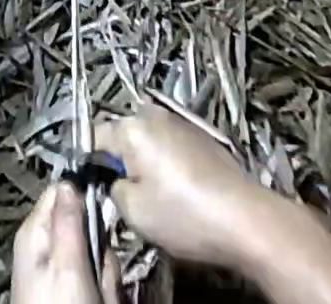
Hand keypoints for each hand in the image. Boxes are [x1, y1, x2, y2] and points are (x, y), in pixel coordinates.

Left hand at [12, 181, 121, 303]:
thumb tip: (70, 180)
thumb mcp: (66, 264)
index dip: (85, 198)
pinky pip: (93, 277)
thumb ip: (68, 219)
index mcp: (35, 229)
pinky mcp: (66, 287)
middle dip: (99, 245)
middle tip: (98, 269)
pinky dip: (101, 289)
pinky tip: (98, 300)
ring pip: (94, 253)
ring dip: (103, 271)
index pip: (62, 189)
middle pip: (83, 224)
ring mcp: (55, 267)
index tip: (100, 219)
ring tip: (98, 292)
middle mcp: (43, 243)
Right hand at [94, 106, 276, 269]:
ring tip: (152, 190)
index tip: (89, 179)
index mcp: (132, 127)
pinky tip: (176, 187)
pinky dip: (165, 158)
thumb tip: (114, 180)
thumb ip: (113, 188)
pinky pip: (170, 142)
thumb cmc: (184, 213)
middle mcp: (154, 115)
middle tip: (122, 190)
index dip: (87, 158)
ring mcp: (180, 122)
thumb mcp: (134, 211)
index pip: (94, 134)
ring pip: (148, 137)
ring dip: (143, 156)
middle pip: (122, 132)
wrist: (243, 217)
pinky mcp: (200, 135)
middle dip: (118, 156)